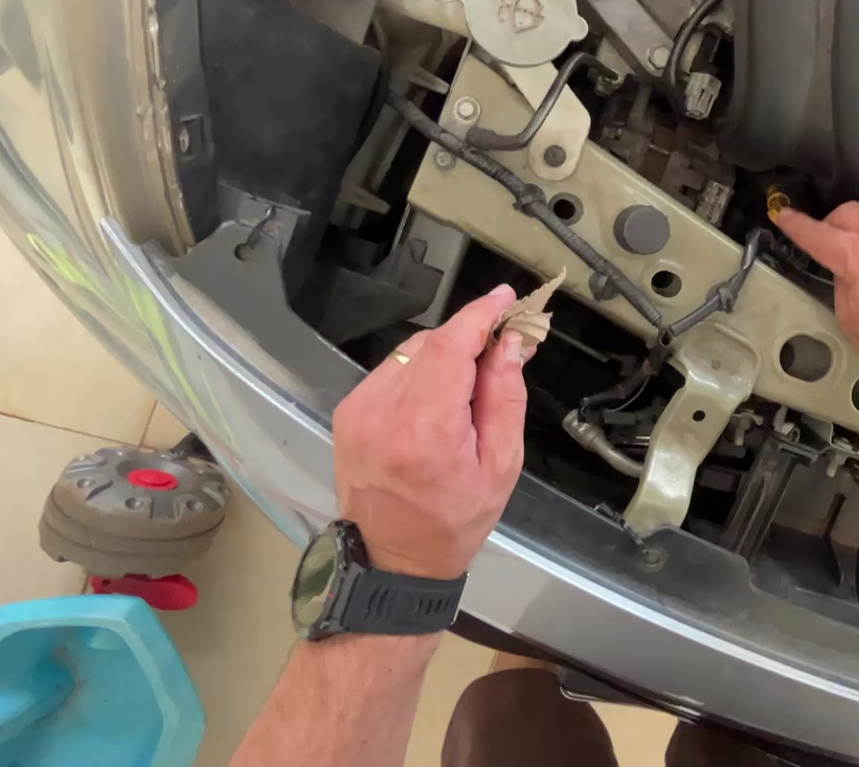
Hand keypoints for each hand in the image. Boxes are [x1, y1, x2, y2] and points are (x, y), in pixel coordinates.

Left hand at [332, 285, 531, 579]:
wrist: (392, 561)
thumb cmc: (456, 520)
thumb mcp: (501, 464)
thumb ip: (506, 397)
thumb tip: (509, 344)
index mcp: (424, 429)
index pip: (451, 346)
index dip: (480, 315)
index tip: (505, 297)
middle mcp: (382, 412)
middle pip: (433, 343)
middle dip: (472, 334)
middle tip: (506, 345)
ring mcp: (359, 410)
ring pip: (413, 351)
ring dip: (448, 352)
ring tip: (476, 378)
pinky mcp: (349, 411)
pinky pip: (395, 369)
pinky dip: (425, 369)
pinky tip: (443, 394)